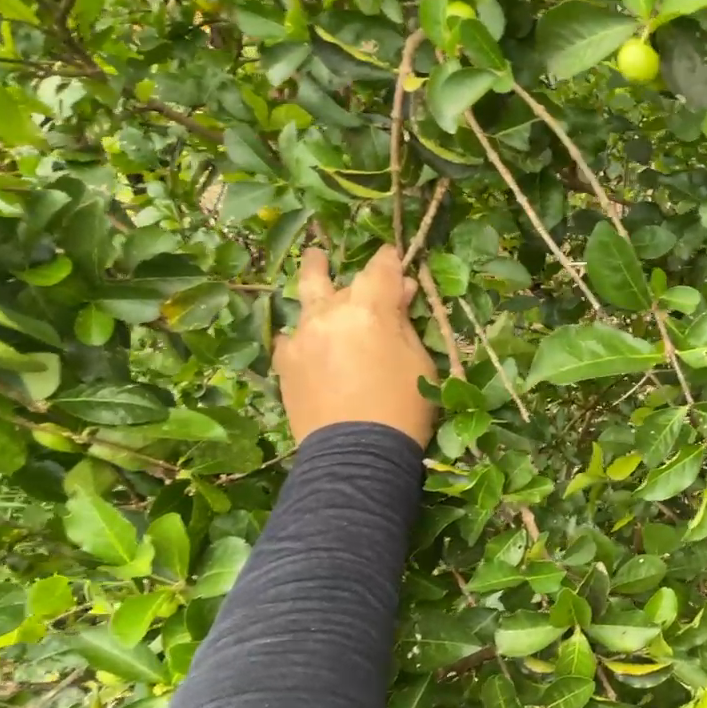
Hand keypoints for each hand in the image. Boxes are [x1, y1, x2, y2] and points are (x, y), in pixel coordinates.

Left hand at [274, 245, 438, 447]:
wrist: (357, 453)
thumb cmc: (403, 410)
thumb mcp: (421, 365)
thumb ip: (405, 325)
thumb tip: (400, 293)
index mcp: (369, 312)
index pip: (380, 271)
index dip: (389, 260)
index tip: (393, 254)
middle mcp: (330, 314)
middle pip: (338, 281)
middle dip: (350, 273)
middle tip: (353, 264)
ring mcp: (302, 337)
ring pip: (307, 299)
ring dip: (316, 284)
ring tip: (315, 264)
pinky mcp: (285, 362)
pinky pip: (292, 336)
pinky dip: (304, 332)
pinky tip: (308, 339)